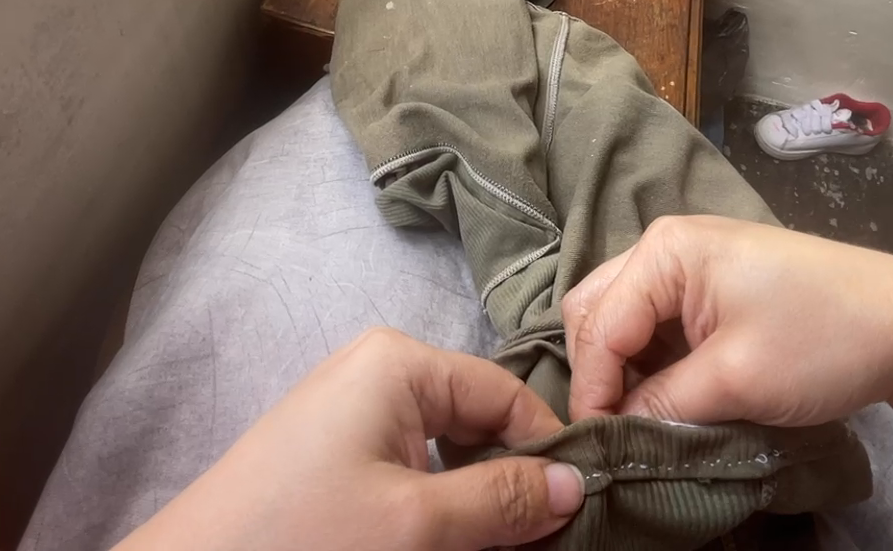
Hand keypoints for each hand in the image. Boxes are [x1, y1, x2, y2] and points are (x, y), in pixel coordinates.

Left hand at [118, 328, 584, 550]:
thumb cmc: (308, 536)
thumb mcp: (415, 524)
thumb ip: (500, 500)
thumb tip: (577, 484)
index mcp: (401, 361)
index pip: (503, 391)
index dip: (546, 447)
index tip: (584, 507)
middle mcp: (380, 365)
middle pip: (475, 414)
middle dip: (509, 475)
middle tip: (542, 537)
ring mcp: (354, 402)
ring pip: (445, 442)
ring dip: (475, 493)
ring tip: (497, 542)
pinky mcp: (336, 441)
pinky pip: (409, 458)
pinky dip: (437, 498)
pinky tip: (446, 536)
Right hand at [563, 215, 892, 426]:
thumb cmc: (823, 341)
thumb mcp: (738, 380)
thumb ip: (664, 404)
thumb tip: (615, 435)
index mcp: (663, 250)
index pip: (600, 324)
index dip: (592, 389)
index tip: (596, 449)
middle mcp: (663, 244)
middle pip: (596, 307)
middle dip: (597, 369)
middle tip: (612, 428)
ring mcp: (684, 260)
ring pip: (619, 313)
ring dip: (620, 365)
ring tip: (637, 416)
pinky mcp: (704, 282)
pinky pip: (651, 318)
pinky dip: (647, 357)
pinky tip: (664, 391)